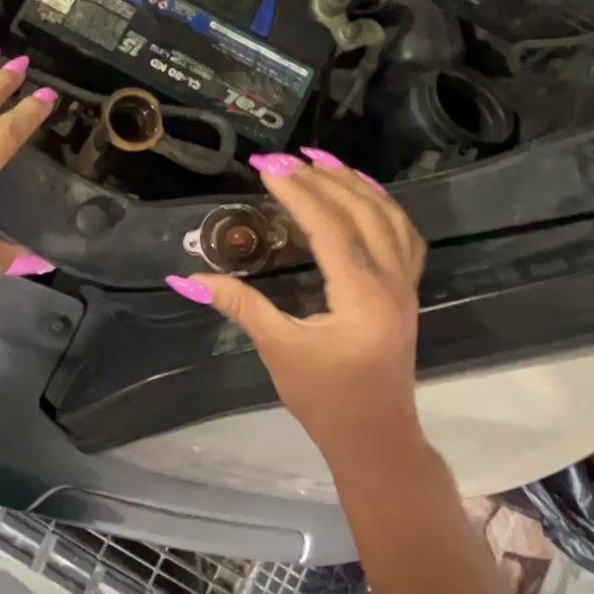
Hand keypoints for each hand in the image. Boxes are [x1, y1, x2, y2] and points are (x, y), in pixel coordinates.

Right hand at [166, 149, 426, 459]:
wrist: (374, 436)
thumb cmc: (324, 397)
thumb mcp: (277, 349)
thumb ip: (239, 305)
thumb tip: (187, 277)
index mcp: (361, 296)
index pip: (330, 228)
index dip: (299, 193)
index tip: (267, 166)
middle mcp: (392, 283)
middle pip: (363, 213)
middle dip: (323, 179)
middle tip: (285, 157)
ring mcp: (406, 286)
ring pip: (390, 219)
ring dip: (356, 184)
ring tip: (321, 159)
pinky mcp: (406, 292)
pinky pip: (403, 235)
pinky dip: (382, 206)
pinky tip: (361, 193)